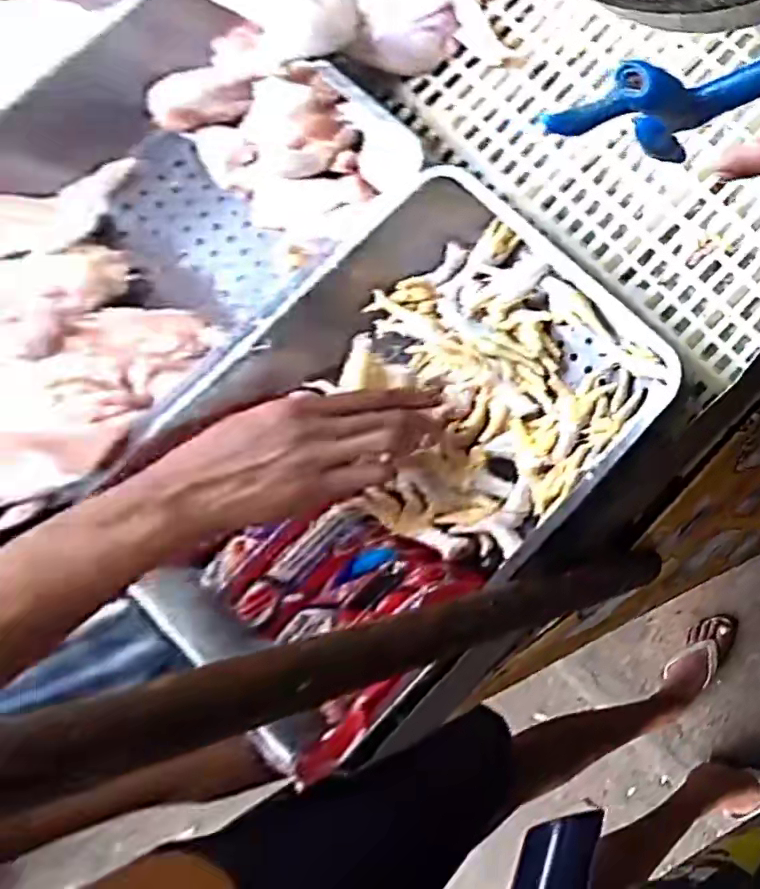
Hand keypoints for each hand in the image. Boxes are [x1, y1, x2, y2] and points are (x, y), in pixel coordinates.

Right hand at [111, 389, 442, 553]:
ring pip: (388, 444)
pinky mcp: (317, 487)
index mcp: (298, 407)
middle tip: (446, 423)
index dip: (410, 398)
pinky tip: (392, 471)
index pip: (371, 397)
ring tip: (428, 445)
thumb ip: (301, 413)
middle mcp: (313, 428)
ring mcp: (317, 458)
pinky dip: (387, 471)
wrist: (176, 498)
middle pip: (390, 419)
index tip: (436, 398)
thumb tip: (338, 408)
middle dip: (425, 421)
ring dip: (414, 445)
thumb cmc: (208, 458)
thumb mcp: (254, 419)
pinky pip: (370, 474)